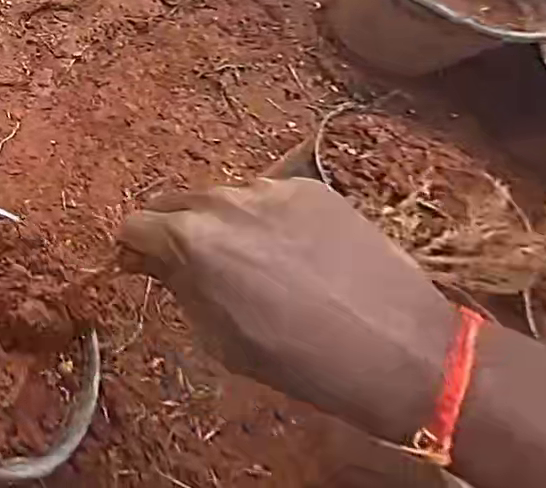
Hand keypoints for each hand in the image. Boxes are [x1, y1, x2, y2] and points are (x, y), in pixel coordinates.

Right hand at [117, 178, 455, 445]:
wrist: (410, 354)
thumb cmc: (304, 360)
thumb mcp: (221, 339)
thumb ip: (178, 287)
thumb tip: (152, 261)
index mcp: (189, 238)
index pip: (134, 224)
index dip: (136, 247)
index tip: (145, 263)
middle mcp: (218, 201)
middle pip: (172, 202)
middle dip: (175, 228)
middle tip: (202, 262)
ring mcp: (264, 187)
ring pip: (220, 197)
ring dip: (224, 221)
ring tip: (261, 257)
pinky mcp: (305, 185)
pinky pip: (266, 195)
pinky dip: (268, 217)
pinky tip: (297, 249)